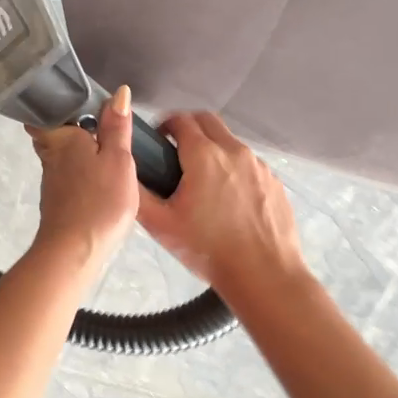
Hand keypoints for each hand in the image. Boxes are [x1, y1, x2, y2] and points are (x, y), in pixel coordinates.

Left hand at [24, 86, 140, 269]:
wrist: (75, 248)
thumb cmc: (100, 199)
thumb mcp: (118, 159)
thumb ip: (117, 127)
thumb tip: (118, 92)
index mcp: (60, 138)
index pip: (43, 112)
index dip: (54, 104)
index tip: (73, 99)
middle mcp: (49, 154)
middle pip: (50, 132)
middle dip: (65, 126)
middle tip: (92, 121)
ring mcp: (50, 177)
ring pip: (57, 153)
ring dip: (73, 148)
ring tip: (100, 146)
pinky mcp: (56, 198)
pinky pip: (64, 173)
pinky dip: (76, 169)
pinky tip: (95, 175)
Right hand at [135, 112, 305, 296]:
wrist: (264, 277)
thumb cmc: (206, 248)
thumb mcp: (158, 223)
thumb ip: (135, 191)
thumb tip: (121, 170)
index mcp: (204, 155)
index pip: (180, 119)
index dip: (164, 125)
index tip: (156, 142)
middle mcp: (234, 152)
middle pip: (208, 120)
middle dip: (188, 127)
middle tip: (174, 152)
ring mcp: (260, 166)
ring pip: (230, 142)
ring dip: (212, 148)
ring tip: (199, 180)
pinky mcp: (275, 183)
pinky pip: (249, 163)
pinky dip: (233, 168)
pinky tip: (226, 199)